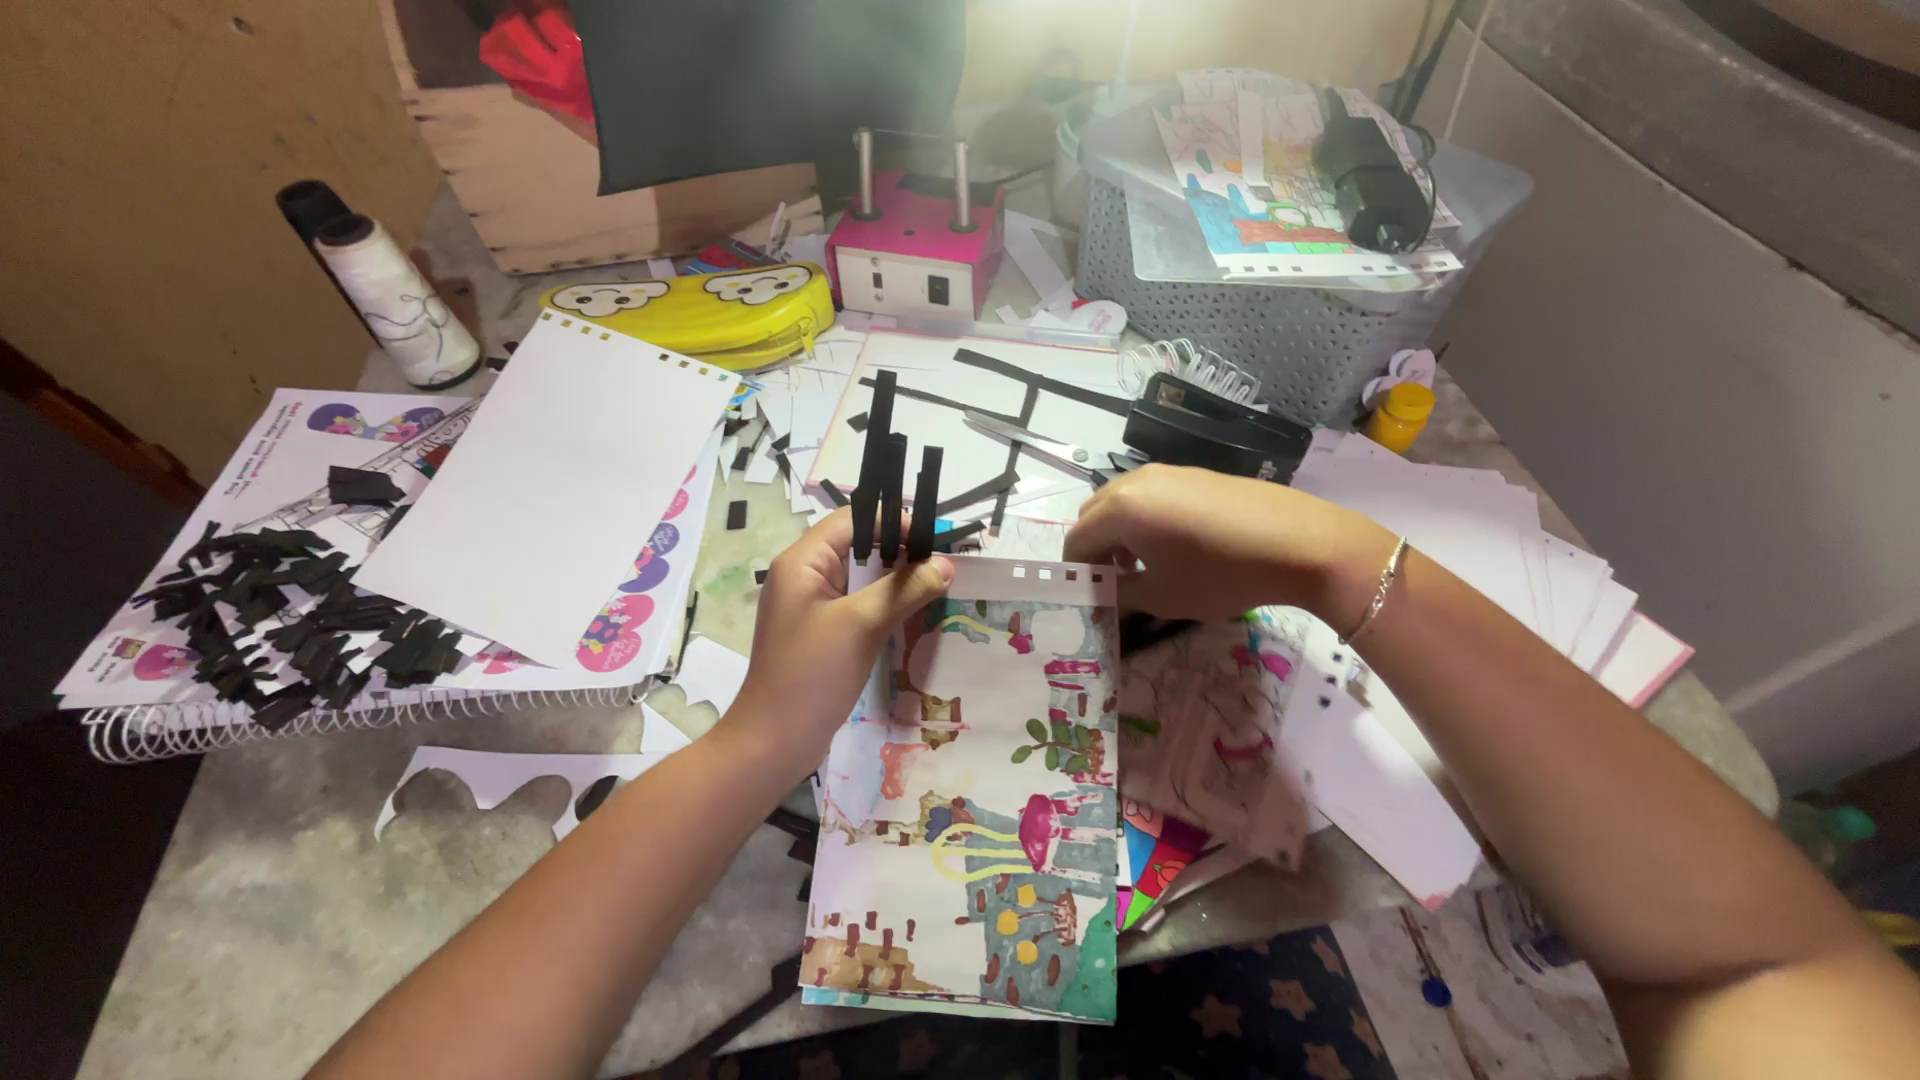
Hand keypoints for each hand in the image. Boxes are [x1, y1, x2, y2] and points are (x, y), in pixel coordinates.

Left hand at [723, 508, 951, 769]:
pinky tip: (915, 617)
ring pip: (862, 579)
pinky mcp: (822, 634)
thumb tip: (945, 565)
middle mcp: (804, 577)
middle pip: (858, 547)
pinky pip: (859, 607)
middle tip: (943, 565)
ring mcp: (812, 607)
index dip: (893, 522)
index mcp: (802, 562)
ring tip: (937, 588)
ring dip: (896, 582)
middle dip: (900, 553)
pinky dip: (886, 607)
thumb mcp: (861, 625)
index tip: (934, 540)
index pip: (852, 521)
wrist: (774, 742)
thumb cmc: (811, 675)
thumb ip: (903, 590)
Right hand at [1065, 464, 1394, 624]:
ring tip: (1143, 562)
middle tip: (1113, 580)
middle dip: (1094, 547)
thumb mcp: (1162, 597)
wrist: (1300, 543)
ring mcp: (1167, 472)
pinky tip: (1174, 543)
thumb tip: (1103, 593)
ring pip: (1121, 500)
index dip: (1076, 571)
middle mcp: (1136, 481)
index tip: (1091, 596)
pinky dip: (1144, 517)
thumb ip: (1119, 594)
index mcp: (1120, 509)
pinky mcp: (1194, 473)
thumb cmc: (1222, 575)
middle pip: (1093, 514)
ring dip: (1117, 530)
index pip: (1076, 540)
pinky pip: (1150, 493)